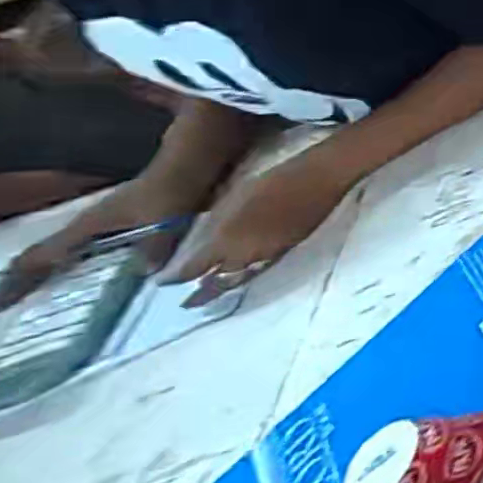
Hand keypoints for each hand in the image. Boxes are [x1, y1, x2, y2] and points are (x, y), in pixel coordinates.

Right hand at [0, 174, 203, 312]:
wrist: (191, 160)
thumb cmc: (173, 187)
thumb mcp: (167, 218)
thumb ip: (156, 246)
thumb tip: (144, 274)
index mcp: (88, 225)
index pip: (38, 257)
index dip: (18, 282)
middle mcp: (90, 221)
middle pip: (46, 253)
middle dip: (28, 278)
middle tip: (16, 304)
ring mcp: (107, 216)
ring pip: (69, 247)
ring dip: (54, 268)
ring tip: (48, 293)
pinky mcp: (126, 213)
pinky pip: (94, 241)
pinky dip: (84, 257)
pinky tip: (96, 268)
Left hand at [163, 157, 349, 306]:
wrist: (320, 178)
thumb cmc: (272, 182)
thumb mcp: (232, 200)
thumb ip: (215, 227)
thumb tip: (203, 246)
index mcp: (225, 241)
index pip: (193, 269)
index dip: (175, 278)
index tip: (162, 282)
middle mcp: (247, 254)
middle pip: (221, 281)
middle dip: (204, 292)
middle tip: (189, 304)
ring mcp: (273, 252)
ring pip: (245, 277)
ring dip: (229, 285)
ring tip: (219, 290)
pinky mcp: (292, 246)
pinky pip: (265, 267)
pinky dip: (252, 273)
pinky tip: (249, 270)